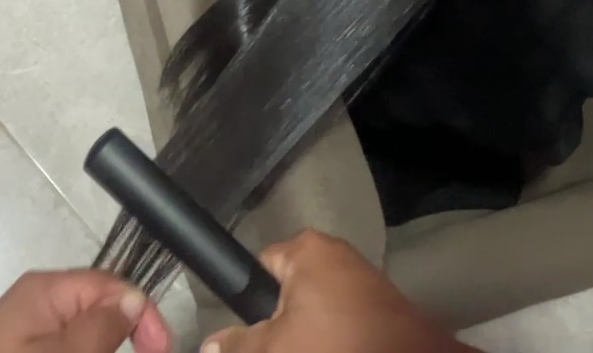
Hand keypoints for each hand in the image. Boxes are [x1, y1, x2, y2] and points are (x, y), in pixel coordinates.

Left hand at [0, 269, 171, 352]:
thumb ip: (100, 326)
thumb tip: (134, 299)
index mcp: (46, 290)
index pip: (110, 285)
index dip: (143, 313)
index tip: (163, 350)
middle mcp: (39, 303)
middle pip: (99, 310)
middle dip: (125, 337)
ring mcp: (30, 334)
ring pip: (86, 336)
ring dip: (105, 347)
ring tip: (126, 350)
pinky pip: (67, 347)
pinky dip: (84, 351)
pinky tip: (97, 352)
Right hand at [201, 231, 464, 352]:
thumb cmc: (335, 346)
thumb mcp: (276, 349)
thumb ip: (239, 344)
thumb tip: (208, 345)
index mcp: (305, 250)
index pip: (261, 267)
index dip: (254, 304)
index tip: (256, 335)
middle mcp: (334, 252)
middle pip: (291, 290)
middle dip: (285, 322)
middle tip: (284, 348)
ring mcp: (363, 277)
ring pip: (320, 307)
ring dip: (313, 332)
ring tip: (312, 349)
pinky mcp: (384, 304)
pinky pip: (346, 317)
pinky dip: (339, 335)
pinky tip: (337, 350)